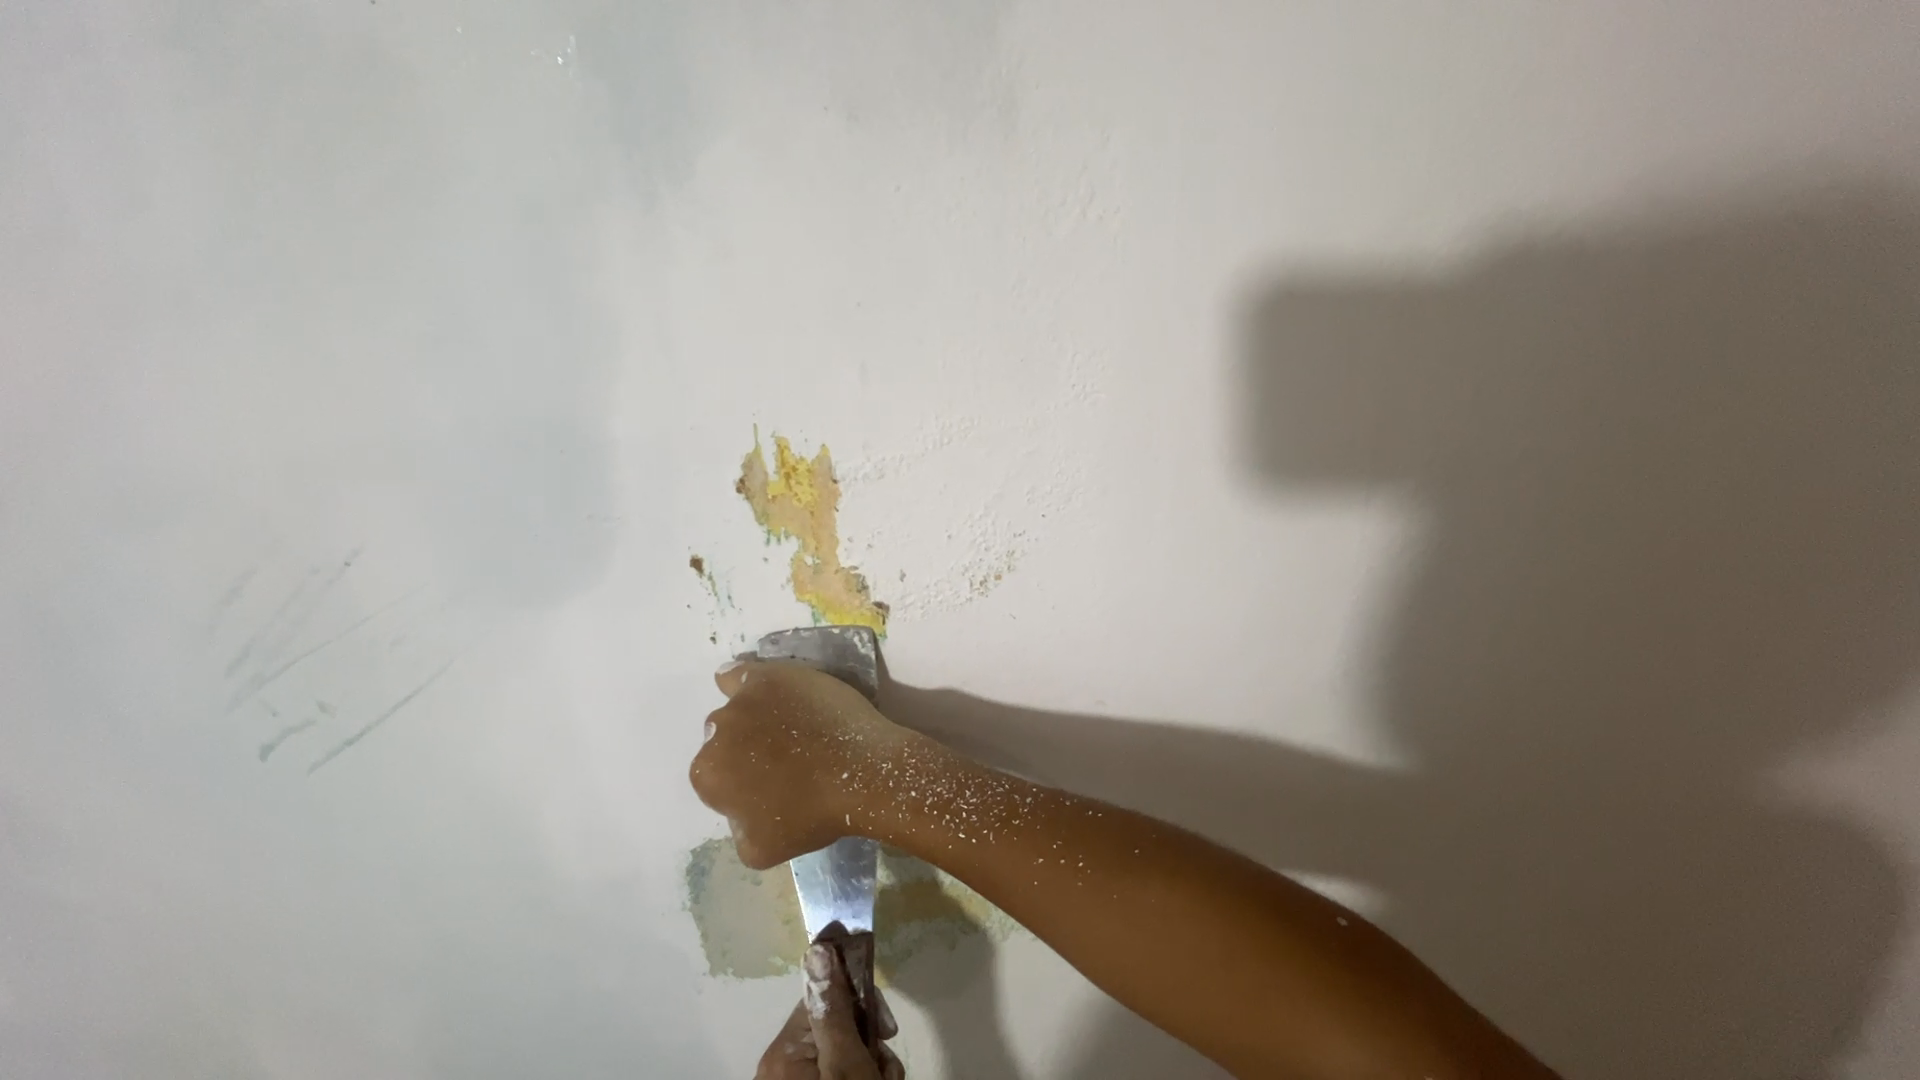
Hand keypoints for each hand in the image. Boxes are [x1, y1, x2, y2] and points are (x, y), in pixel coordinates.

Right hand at [689, 660, 920, 868]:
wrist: (863, 774)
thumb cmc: (815, 815)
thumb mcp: (761, 849)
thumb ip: (735, 829)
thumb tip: (737, 809)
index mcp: (709, 775)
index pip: (715, 777)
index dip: (742, 782)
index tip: (770, 783)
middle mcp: (717, 732)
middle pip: (724, 738)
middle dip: (746, 748)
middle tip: (784, 757)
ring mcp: (745, 699)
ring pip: (737, 707)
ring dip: (752, 717)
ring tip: (787, 727)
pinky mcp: (773, 676)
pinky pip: (743, 674)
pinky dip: (741, 679)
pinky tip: (749, 684)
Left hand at [756, 941, 904, 1079]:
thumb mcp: (846, 1060)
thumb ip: (834, 1007)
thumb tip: (818, 947)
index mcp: (785, 1050)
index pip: (827, 999)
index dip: (862, 1004)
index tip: (887, 1026)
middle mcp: (784, 1063)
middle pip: (839, 1026)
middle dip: (870, 1040)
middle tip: (886, 1064)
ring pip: (845, 1052)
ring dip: (873, 1061)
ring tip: (885, 1078)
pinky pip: (839, 1072)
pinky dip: (863, 1074)